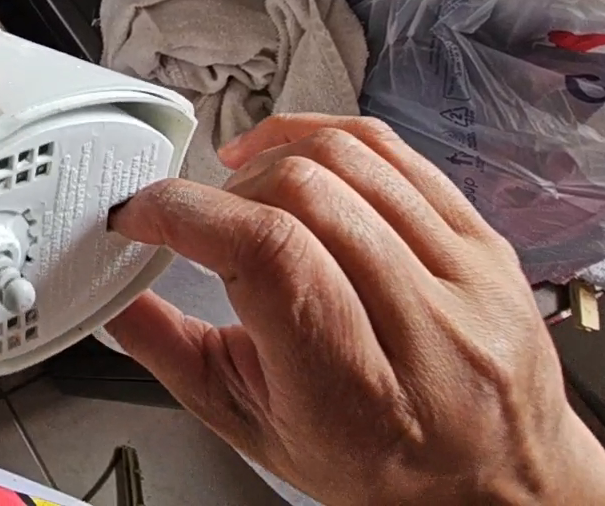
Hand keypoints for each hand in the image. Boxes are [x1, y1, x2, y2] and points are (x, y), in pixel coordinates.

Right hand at [104, 114, 604, 505]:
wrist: (499, 490)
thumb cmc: (370, 459)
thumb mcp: (243, 420)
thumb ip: (164, 347)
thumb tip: (105, 291)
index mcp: (353, 385)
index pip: (267, 252)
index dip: (183, 212)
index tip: (141, 215)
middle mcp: (427, 329)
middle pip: (301, 193)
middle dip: (220, 191)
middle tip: (201, 221)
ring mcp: (468, 279)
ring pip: (343, 158)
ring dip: (265, 159)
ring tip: (243, 191)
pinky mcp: (485, 241)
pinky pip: (389, 148)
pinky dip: (315, 133)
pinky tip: (286, 158)